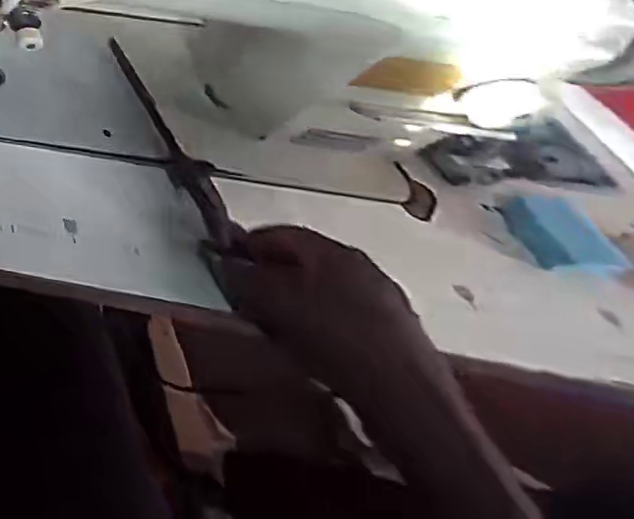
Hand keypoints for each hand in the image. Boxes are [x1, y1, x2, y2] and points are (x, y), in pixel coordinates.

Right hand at [208, 226, 448, 396]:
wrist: (407, 399)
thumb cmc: (331, 337)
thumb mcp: (268, 300)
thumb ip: (240, 274)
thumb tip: (227, 263)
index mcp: (330, 249)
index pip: (272, 233)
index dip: (243, 248)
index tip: (226, 268)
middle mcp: (362, 265)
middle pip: (300, 262)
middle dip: (271, 279)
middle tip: (251, 302)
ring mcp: (386, 299)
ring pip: (323, 290)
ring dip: (297, 303)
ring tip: (281, 330)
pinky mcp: (400, 333)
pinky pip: (346, 316)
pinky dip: (325, 325)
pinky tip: (317, 349)